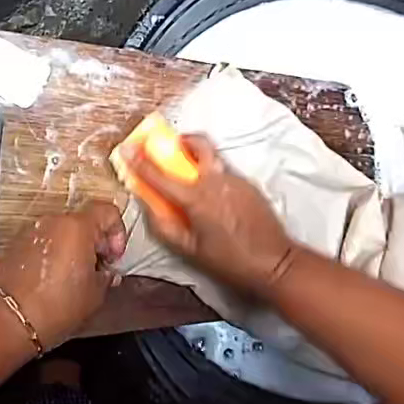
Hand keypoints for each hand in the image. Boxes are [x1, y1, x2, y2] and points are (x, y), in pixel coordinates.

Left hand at [0, 201, 126, 348]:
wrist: (11, 319)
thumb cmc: (55, 307)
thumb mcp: (95, 294)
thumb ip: (106, 276)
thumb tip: (106, 273)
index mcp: (77, 227)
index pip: (107, 211)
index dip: (117, 232)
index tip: (114, 256)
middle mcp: (54, 221)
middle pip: (84, 221)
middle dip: (95, 243)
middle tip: (99, 270)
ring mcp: (33, 231)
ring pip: (63, 232)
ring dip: (74, 249)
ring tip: (76, 279)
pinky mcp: (17, 244)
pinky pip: (44, 242)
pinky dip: (54, 255)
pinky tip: (55, 281)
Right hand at [128, 135, 299, 296]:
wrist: (276, 263)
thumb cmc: (229, 260)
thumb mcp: (188, 249)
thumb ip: (164, 225)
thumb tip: (148, 205)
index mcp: (196, 198)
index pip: (160, 174)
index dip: (140, 160)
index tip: (128, 148)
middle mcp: (216, 181)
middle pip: (197, 143)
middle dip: (181, 140)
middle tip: (172, 148)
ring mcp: (235, 179)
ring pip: (213, 156)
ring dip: (198, 157)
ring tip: (192, 175)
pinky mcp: (249, 184)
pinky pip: (225, 171)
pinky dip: (213, 175)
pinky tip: (214, 196)